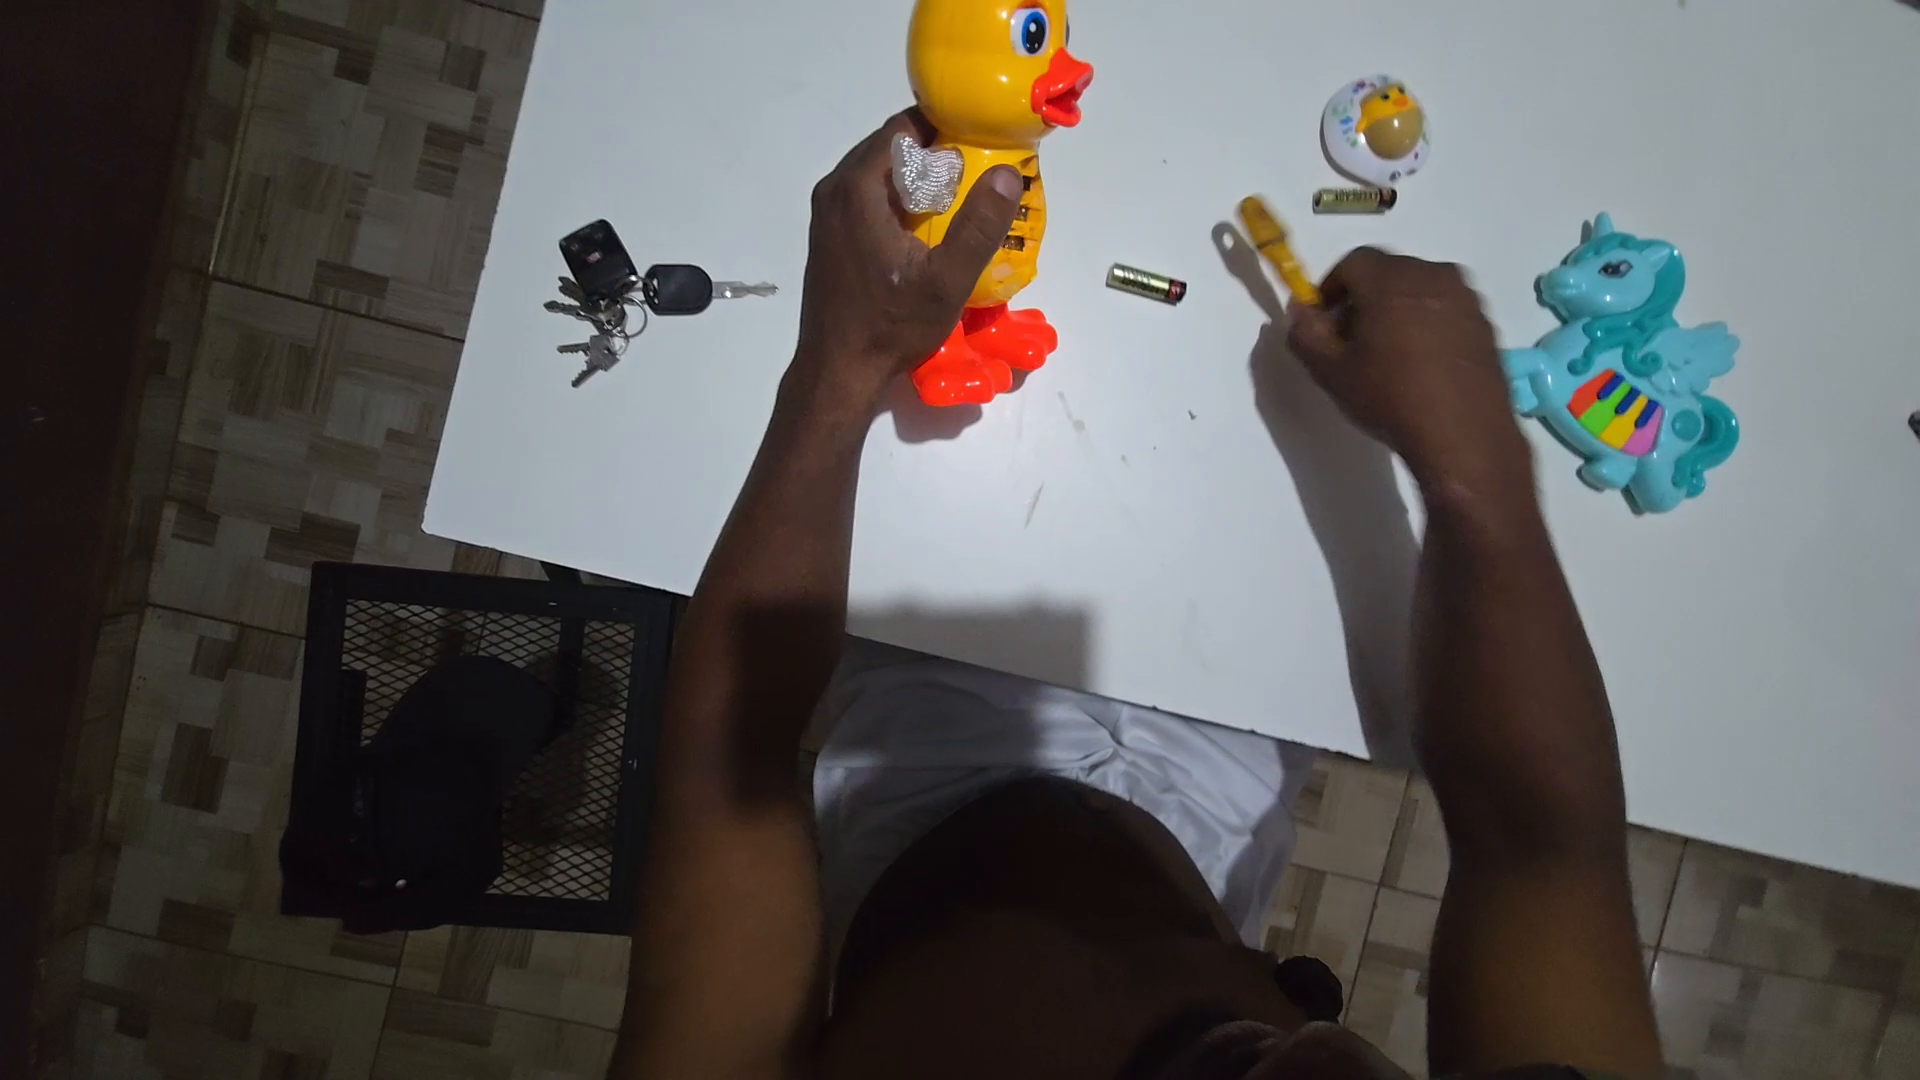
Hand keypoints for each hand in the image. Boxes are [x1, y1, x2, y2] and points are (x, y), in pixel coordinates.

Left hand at [789, 108, 1022, 408]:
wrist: (839, 371)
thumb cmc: (891, 328)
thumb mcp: (946, 282)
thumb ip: (978, 227)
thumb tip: (1008, 175)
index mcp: (858, 187)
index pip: (905, 127)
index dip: (946, 129)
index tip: (981, 146)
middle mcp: (835, 190)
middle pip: (890, 148)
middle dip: (933, 157)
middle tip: (975, 177)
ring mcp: (826, 215)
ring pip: (878, 176)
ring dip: (915, 182)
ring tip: (955, 205)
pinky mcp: (828, 238)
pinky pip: (867, 201)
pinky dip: (896, 203)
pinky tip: (922, 233)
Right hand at [1285, 248, 1529, 492]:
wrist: (1461, 432)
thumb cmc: (1388, 397)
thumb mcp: (1329, 371)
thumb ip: (1305, 333)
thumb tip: (1299, 310)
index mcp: (1392, 281)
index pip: (1353, 261)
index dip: (1330, 287)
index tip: (1322, 322)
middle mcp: (1434, 275)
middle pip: (1386, 272)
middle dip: (1361, 299)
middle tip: (1348, 341)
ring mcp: (1465, 297)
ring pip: (1416, 290)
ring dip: (1393, 311)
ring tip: (1382, 356)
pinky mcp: (1484, 321)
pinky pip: (1441, 309)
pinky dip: (1422, 324)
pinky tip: (1415, 365)